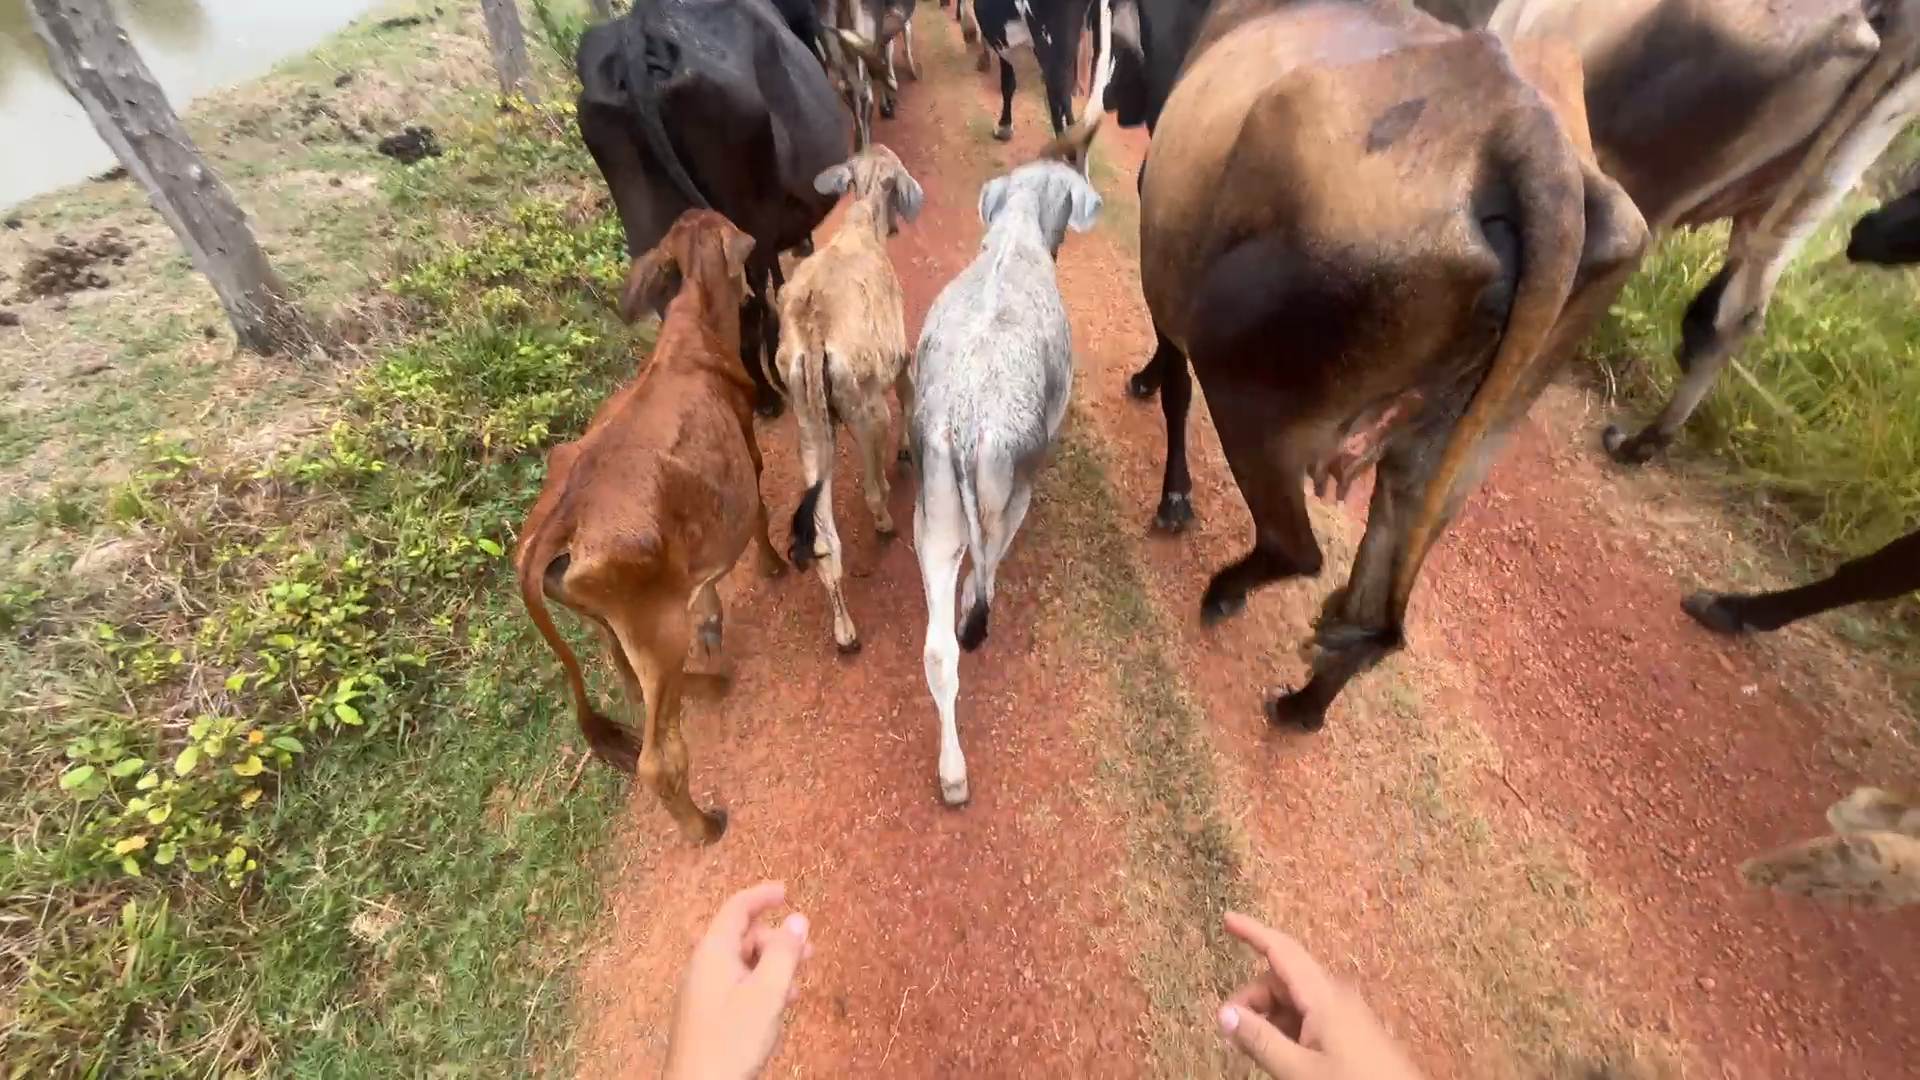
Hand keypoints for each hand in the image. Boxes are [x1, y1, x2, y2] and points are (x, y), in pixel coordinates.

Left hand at [664, 881, 812, 1079]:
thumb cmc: (731, 1041)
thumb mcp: (767, 993)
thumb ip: (785, 952)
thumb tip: (799, 919)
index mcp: (713, 952)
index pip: (738, 907)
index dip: (763, 895)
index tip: (788, 892)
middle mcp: (704, 966)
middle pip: (744, 936)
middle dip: (777, 940)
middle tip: (808, 953)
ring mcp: (703, 992)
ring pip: (744, 964)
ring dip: (773, 967)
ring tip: (797, 986)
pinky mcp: (706, 1015)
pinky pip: (737, 986)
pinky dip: (760, 986)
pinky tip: (778, 1009)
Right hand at [1216, 912, 1424, 1079]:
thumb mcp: (1300, 1073)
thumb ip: (1260, 1041)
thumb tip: (1224, 1012)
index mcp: (1323, 995)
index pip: (1280, 949)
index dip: (1252, 931)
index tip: (1226, 918)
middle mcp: (1336, 996)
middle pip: (1284, 978)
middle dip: (1254, 996)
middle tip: (1231, 1029)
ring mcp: (1349, 1016)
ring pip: (1298, 1001)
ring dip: (1272, 1017)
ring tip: (1257, 1051)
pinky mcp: (1357, 1036)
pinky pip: (1313, 1019)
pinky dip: (1291, 1029)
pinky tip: (1284, 1057)